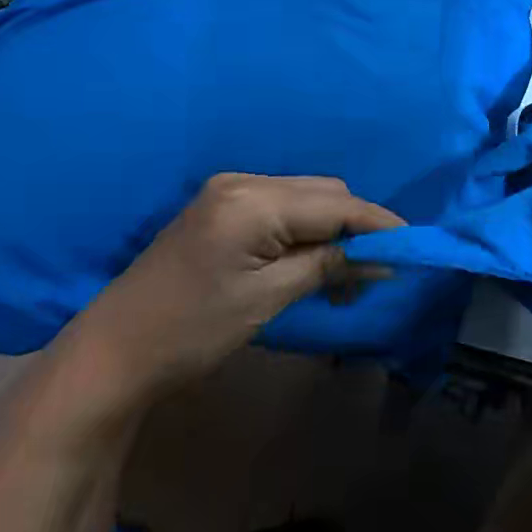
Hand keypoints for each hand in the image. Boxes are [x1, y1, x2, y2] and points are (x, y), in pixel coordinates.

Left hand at [68, 174, 402, 399]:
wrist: (116, 349)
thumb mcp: (268, 299)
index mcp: (254, 199)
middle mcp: (242, 181)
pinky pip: (278, 208)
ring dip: (330, 231)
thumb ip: (328, 266)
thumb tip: (381, 258)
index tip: (414, 250)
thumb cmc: (193, 330)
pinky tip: (308, 264)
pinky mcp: (219, 208)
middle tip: (371, 278)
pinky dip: (302, 231)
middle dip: (355, 228)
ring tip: (340, 281)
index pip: (335, 203)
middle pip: (322, 192)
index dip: (379, 225)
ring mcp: (227, 191)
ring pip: (302, 199)